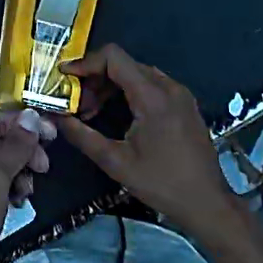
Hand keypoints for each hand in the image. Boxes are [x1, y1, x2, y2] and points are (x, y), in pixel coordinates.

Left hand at [0, 109, 55, 262]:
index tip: (53, 134)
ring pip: (5, 165)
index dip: (23, 124)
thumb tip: (31, 116)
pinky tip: (19, 202)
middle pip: (1, 141)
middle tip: (43, 167)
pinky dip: (15, 190)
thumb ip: (15, 144)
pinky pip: (3, 186)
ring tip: (26, 191)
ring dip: (22, 172)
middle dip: (24, 150)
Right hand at [54, 43, 241, 241]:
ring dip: (109, 86)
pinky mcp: (184, 105)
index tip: (65, 78)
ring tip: (91, 112)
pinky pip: (150, 85)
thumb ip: (81, 135)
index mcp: (153, 96)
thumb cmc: (161, 183)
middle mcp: (169, 87)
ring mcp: (180, 95)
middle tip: (76, 104)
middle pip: (123, 64)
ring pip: (135, 74)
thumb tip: (54, 117)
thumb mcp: (115, 161)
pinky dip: (127, 92)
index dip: (85, 63)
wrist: (208, 205)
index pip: (114, 57)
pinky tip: (116, 115)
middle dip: (94, 79)